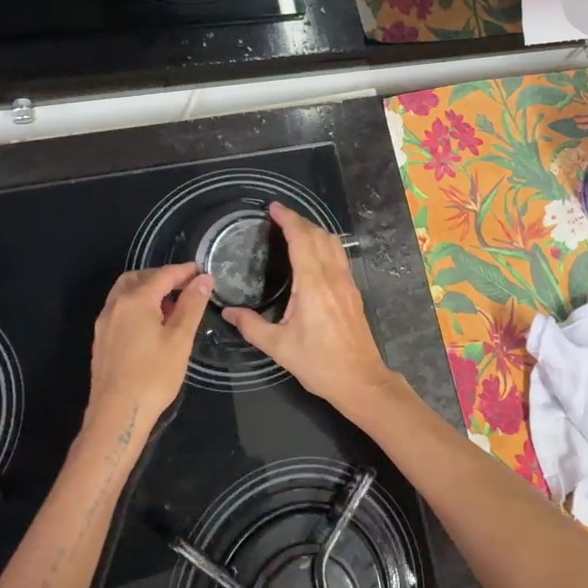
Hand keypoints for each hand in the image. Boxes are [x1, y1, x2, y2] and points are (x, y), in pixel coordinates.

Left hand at [85, 262, 212, 428]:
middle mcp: (115, 307)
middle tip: (184, 286)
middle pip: (138, 278)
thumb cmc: (153, 375)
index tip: (203, 271)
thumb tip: (203, 279)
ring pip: (124, 294)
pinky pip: (120, 311)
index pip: (163, 275)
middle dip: (161, 277)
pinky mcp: (102, 341)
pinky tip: (152, 326)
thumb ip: (192, 304)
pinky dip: (137, 307)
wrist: (117, 415)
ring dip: (147, 291)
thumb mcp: (180, 338)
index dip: (185, 271)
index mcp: (135, 301)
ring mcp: (104, 325)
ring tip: (171, 306)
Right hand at [222, 203, 398, 411]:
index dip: (289, 219)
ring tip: (295, 230)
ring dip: (315, 231)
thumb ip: (251, 326)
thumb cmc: (318, 363)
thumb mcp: (278, 347)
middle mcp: (332, 276)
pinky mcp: (353, 291)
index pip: (302, 239)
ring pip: (333, 244)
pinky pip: (339, 257)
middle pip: (319, 235)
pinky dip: (325, 245)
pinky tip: (314, 254)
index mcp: (313, 284)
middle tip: (279, 217)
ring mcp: (346, 282)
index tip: (274, 208)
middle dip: (299, 221)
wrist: (360, 379)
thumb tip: (228, 313)